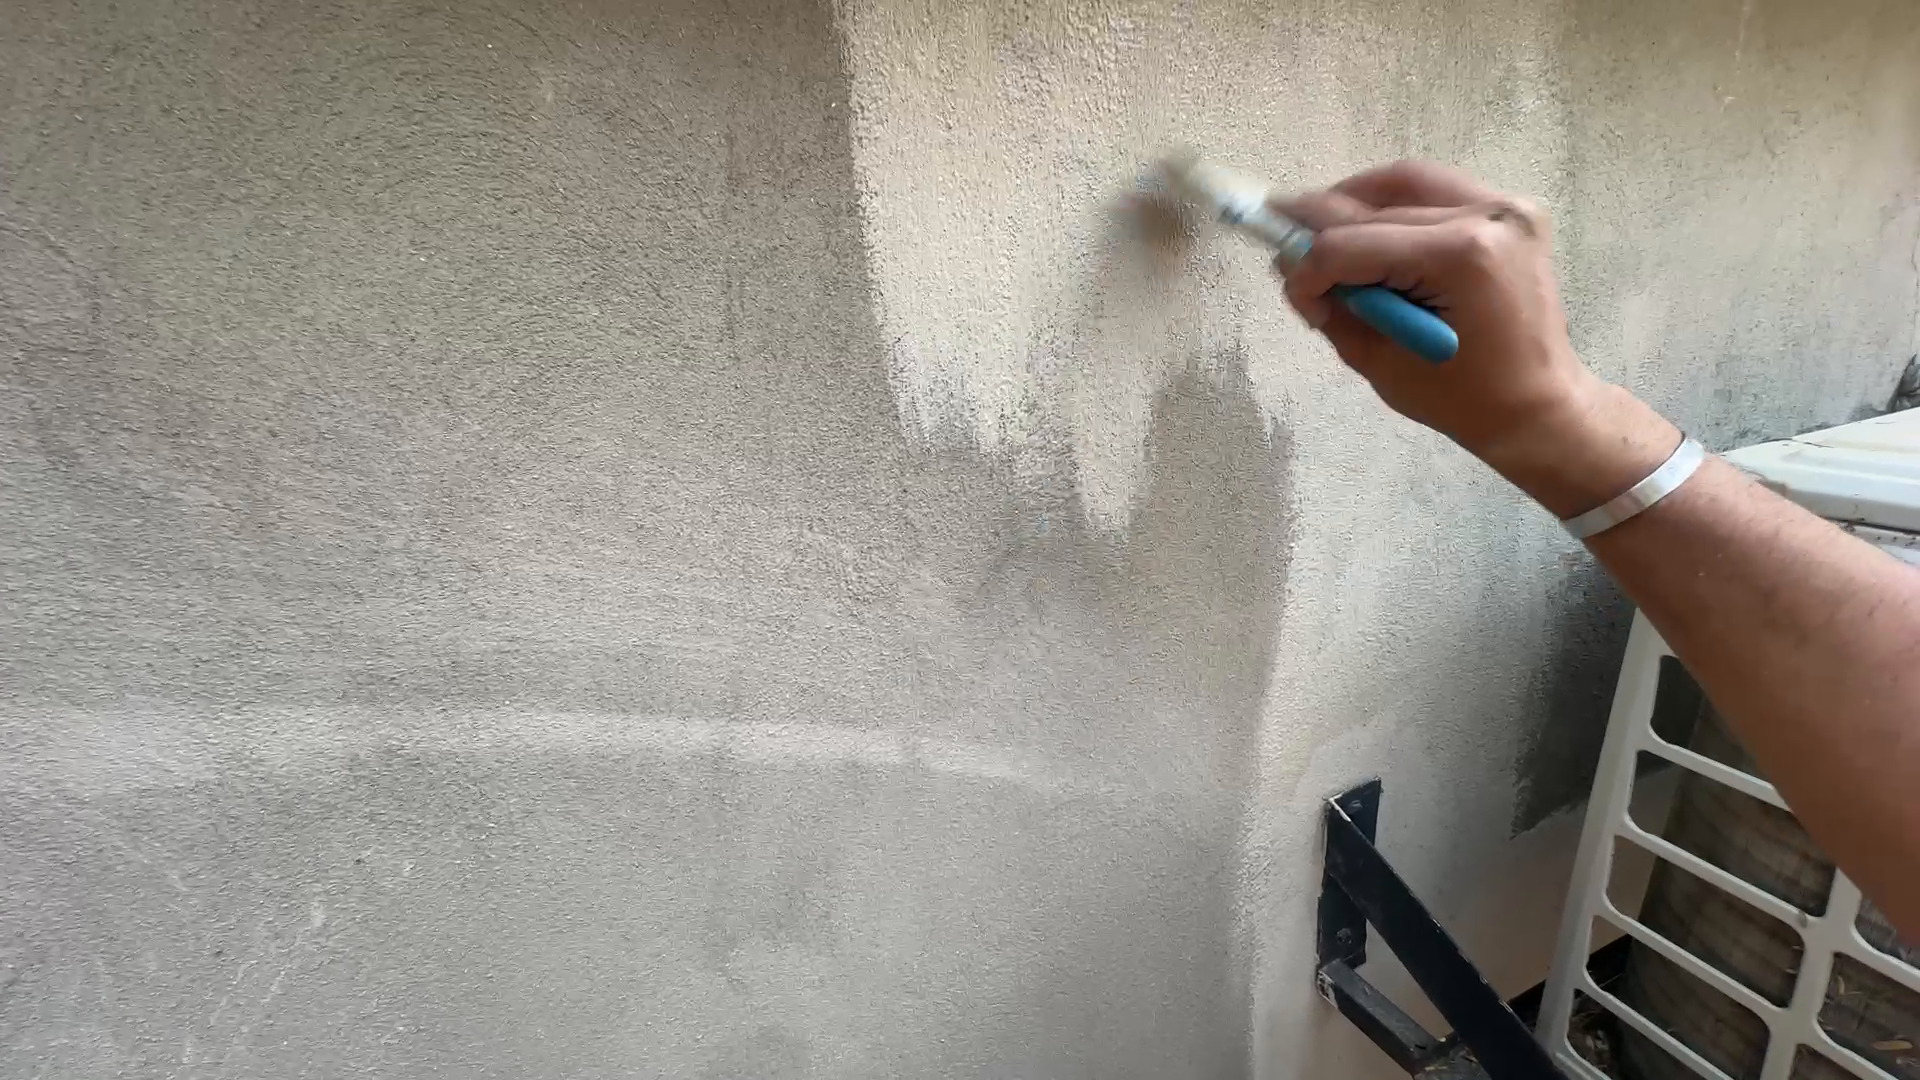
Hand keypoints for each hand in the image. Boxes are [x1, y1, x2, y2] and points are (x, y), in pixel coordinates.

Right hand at [1274, 162, 1678, 516]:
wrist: (1533, 402)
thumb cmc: (1455, 397)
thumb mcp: (1376, 360)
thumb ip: (1333, 308)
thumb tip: (1292, 268)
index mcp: (1458, 258)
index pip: (1347, 245)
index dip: (1305, 269)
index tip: (1292, 295)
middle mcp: (1487, 216)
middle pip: (1370, 206)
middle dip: (1315, 223)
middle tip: (1273, 229)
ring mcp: (1504, 207)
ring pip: (1402, 182)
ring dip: (1349, 200)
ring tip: (1313, 223)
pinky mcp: (1507, 211)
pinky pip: (1432, 190)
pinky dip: (1388, 203)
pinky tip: (1362, 227)